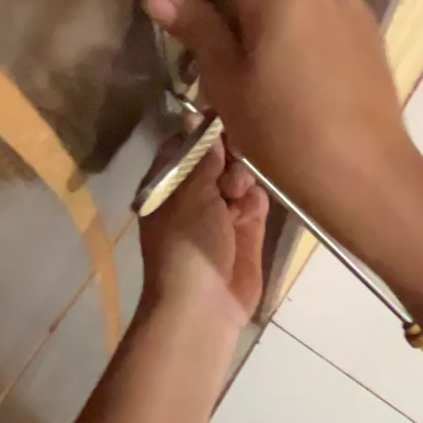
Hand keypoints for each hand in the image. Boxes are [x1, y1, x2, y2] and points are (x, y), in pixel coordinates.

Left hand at [137, 131, 268, 327]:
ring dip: (241, 178)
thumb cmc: (186, 243)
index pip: (186, 143)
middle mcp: (194, 192)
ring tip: (235, 194)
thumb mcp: (190, 194)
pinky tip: (248, 210)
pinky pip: (255, 199)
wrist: (204, 304)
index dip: (204, 131)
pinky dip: (253, 201)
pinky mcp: (246, 228)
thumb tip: (195, 118)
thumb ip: (201, 156)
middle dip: (229, 154)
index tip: (224, 120)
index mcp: (168, 183)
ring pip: (240, 175)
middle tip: (234, 158)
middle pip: (218, 156)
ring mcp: (221, 211)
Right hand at [141, 0, 422, 235]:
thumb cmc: (283, 131)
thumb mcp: (227, 82)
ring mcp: (351, 4)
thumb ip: (196, 28)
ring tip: (254, 62)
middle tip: (214, 43)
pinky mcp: (370, 30)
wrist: (364, 175)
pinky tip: (293, 71)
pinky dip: (300, 29)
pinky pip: (321, 15)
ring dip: (269, 15)